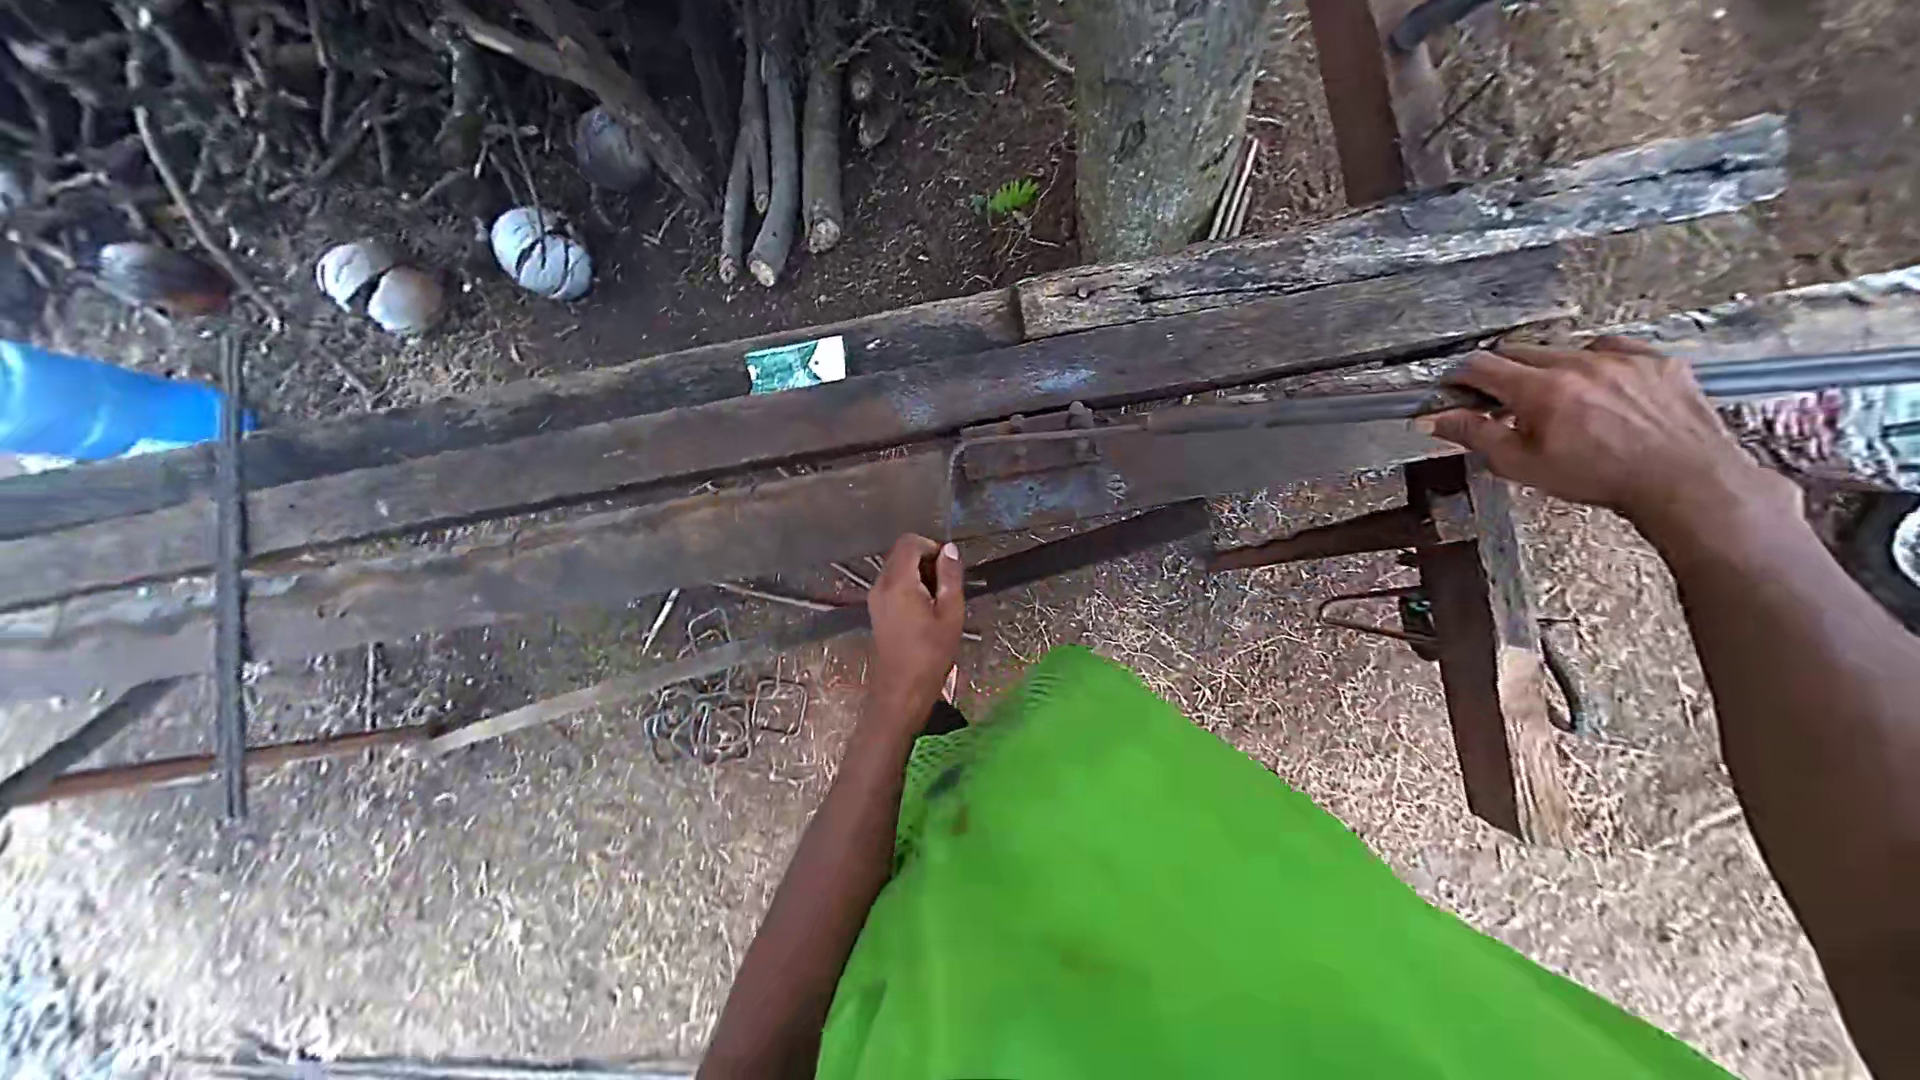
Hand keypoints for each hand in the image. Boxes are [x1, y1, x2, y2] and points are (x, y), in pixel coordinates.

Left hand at [865, 534, 964, 718]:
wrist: (902, 688)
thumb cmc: (931, 652)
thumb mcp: (950, 612)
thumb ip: (950, 576)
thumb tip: (949, 549)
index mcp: (898, 582)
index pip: (909, 542)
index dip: (931, 546)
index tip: (948, 567)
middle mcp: (881, 584)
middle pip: (901, 553)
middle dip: (925, 560)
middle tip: (945, 585)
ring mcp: (875, 597)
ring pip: (896, 568)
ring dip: (918, 574)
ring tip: (937, 600)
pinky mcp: (875, 609)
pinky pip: (892, 584)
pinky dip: (908, 586)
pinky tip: (924, 610)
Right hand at [1420, 337, 1801, 541]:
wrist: (1683, 480)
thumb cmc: (1599, 476)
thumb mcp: (1520, 463)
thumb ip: (1474, 434)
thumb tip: (1435, 420)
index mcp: (1541, 390)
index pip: (1482, 366)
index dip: (1461, 377)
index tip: (1457, 388)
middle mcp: (1580, 364)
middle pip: (1520, 351)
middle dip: (1502, 373)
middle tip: (1502, 401)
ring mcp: (1622, 358)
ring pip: (1563, 349)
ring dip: (1547, 368)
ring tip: (1554, 398)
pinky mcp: (1656, 360)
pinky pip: (1612, 347)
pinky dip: (1593, 361)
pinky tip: (1595, 384)